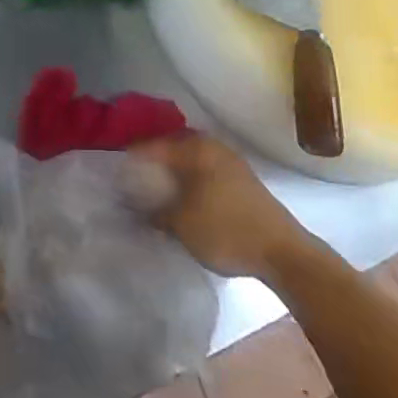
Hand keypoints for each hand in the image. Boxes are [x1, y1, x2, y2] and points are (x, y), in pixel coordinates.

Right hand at [129, 133, 312, 280]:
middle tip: (132, 180)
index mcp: (195, 149)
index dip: (130, 159)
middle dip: (151, 161)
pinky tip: (181, 196)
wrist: (282, 252)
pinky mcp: (240, 177)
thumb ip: (152, 210)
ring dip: (171, 170)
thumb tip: (131, 203)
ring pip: (189, 158)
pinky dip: (188, 178)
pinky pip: (203, 168)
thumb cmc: (226, 231)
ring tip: (154, 190)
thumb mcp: (180, 224)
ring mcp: (229, 160)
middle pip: (171, 146)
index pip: (151, 145)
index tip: (115, 175)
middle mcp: (212, 145)